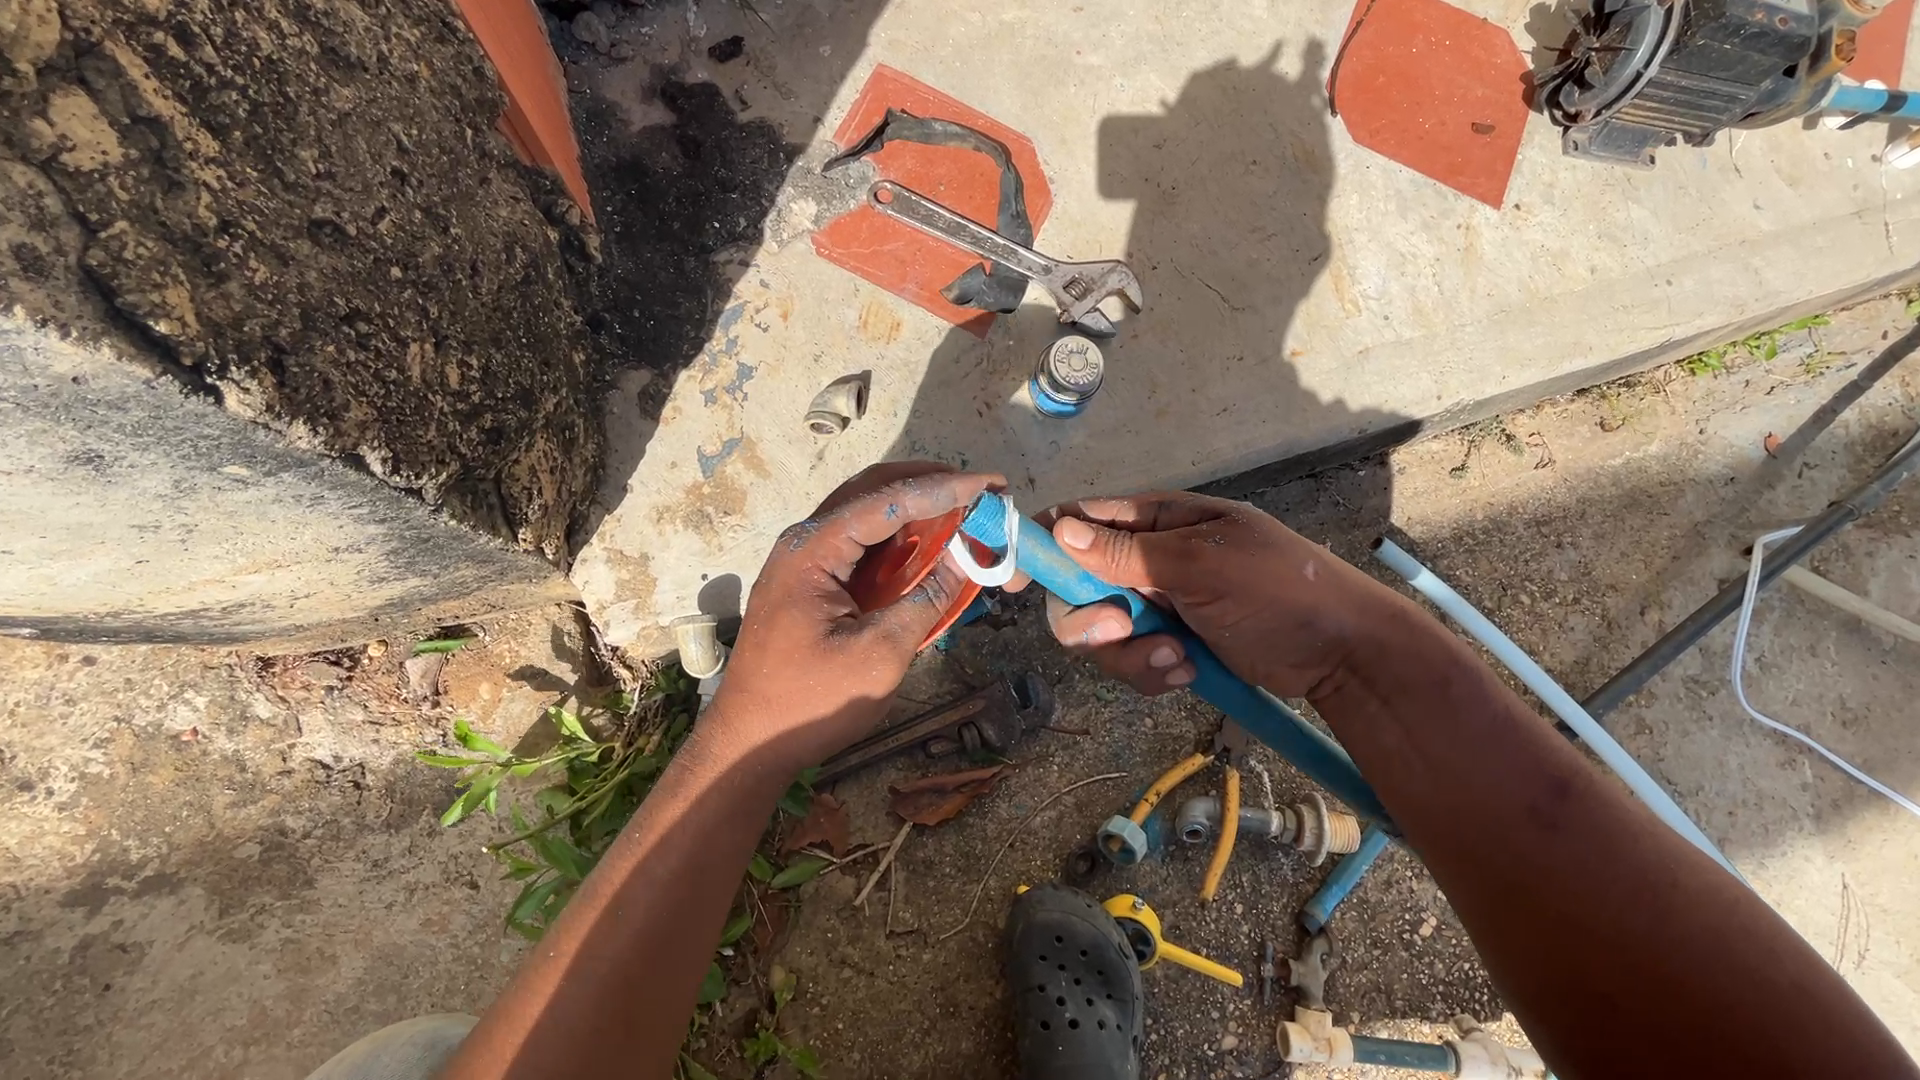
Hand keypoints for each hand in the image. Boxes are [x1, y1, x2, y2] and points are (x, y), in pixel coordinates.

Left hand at [707, 463, 1003, 767]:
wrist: (750, 742)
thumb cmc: (812, 701)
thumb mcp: (880, 654)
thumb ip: (926, 600)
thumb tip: (969, 559)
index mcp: (812, 551)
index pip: (886, 500)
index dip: (943, 489)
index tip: (991, 485)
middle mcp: (804, 542)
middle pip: (871, 491)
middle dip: (928, 485)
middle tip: (979, 492)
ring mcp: (803, 561)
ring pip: (865, 514)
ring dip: (913, 508)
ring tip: (962, 512)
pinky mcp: (809, 582)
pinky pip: (858, 543)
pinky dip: (896, 538)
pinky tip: (927, 546)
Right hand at [1026, 492, 1399, 699]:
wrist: (1340, 654)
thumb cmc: (1278, 590)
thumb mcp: (1202, 566)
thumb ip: (1128, 553)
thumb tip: (1061, 530)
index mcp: (1158, 521)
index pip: (1083, 521)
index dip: (1046, 544)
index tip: (1019, 578)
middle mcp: (1147, 560)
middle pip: (1078, 587)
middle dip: (1092, 616)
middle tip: (1120, 628)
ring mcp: (1157, 605)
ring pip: (1101, 633)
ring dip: (1131, 654)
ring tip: (1179, 660)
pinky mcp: (1168, 645)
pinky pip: (1130, 662)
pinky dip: (1152, 672)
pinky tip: (1188, 672)